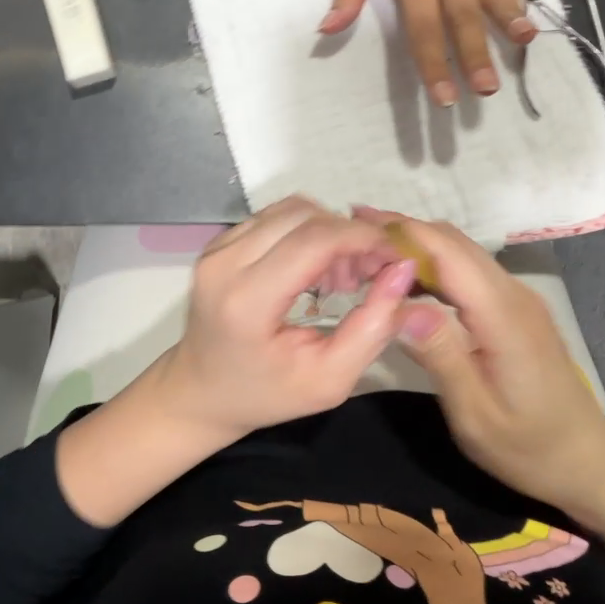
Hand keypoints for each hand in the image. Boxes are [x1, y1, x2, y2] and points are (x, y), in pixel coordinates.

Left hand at [152, 197, 416, 439]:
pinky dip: (307, 232)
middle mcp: (225, 263)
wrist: (201, 392)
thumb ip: (372, 328)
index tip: (394, 257)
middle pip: (305, 216)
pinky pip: (274, 217)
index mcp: (247, 301)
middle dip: (349, 235)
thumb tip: (402, 271)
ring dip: (329, 231)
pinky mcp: (219, 242)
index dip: (363, 239)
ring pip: (291, 209)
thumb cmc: (267, 394)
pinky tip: (316, 269)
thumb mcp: (330, 380)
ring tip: (342, 275)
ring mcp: (217, 248)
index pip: (314, 240)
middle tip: (368, 273)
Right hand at [358, 207, 604, 520]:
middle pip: (454, 243)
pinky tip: (407, 280)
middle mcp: (513, 295)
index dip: (402, 232)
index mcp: (502, 316)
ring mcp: (518, 299)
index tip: (356, 222)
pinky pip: (470, 271)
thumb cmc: (527, 447)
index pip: (447, 254)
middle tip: (352, 232)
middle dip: (403, 230)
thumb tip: (400, 306)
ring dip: (418, 245)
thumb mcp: (476, 416)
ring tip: (369, 251)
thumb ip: (441, 357)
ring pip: (463, 253)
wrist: (585, 462)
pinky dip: (435, 264)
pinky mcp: (515, 309)